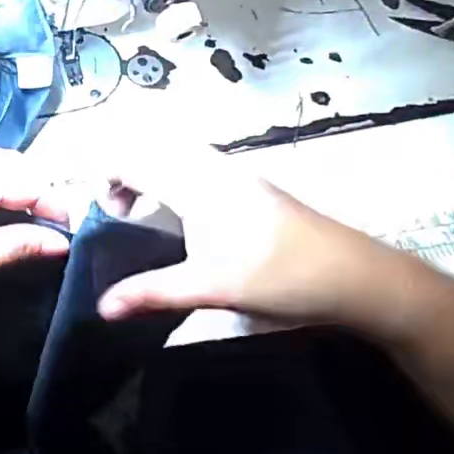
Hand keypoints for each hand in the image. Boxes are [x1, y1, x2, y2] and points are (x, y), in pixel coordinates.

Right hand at [96, 149, 450, 335]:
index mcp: (198, 186)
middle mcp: (213, 168)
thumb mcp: (210, 289)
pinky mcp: (246, 184)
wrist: (363, 279)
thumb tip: (101, 307)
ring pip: (171, 152)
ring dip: (143, 170)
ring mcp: (233, 173)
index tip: (91, 204)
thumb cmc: (282, 278)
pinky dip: (165, 175)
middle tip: (111, 208)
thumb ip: (151, 293)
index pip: (133, 159)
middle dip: (118, 168)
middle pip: (148, 146)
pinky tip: (172, 211)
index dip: (101, 173)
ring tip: (134, 208)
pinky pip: (190, 162)